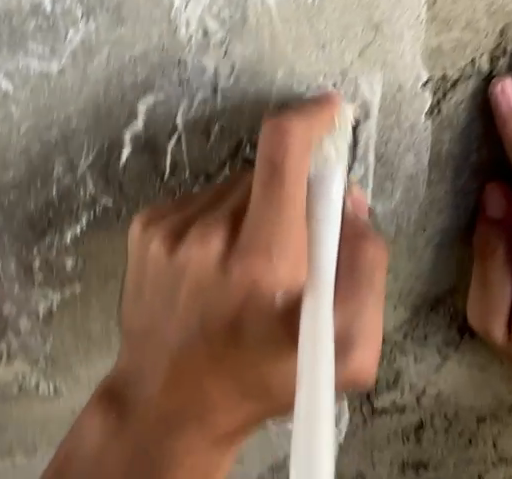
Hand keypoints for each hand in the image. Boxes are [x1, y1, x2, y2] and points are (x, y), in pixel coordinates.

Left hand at [46, 94, 388, 477]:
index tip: (330, 110)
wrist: (167, 402)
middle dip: (292, 194)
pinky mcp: (146, 227)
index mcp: (261, 260)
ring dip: (253, 211)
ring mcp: (171, 229)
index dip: (311, 119)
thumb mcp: (343, 353)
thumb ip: (365, 269)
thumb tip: (349, 202)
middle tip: (295, 242)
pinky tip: (214, 265)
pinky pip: (201, 200)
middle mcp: (210, 235)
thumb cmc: (262, 379)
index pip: (283, 152)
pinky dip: (219, 220)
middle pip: (267, 175)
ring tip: (247, 266)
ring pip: (234, 188)